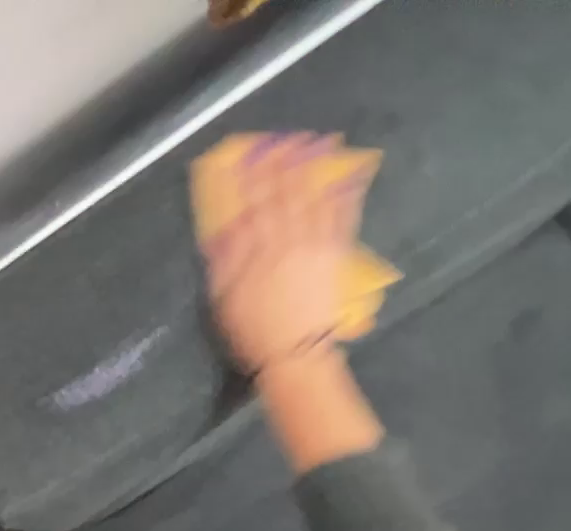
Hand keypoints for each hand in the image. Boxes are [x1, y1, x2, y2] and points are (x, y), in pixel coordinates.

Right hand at [201, 132, 374, 376]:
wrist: (295, 354)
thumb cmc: (253, 331)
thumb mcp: (226, 298)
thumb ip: (225, 260)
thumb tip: (222, 226)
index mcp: (256, 251)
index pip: (251, 204)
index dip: (249, 177)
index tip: (247, 153)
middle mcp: (286, 241)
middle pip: (282, 194)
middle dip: (282, 164)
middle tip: (284, 136)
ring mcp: (314, 245)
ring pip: (313, 198)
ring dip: (314, 169)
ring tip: (315, 140)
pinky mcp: (335, 255)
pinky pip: (342, 217)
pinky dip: (346, 193)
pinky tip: (348, 174)